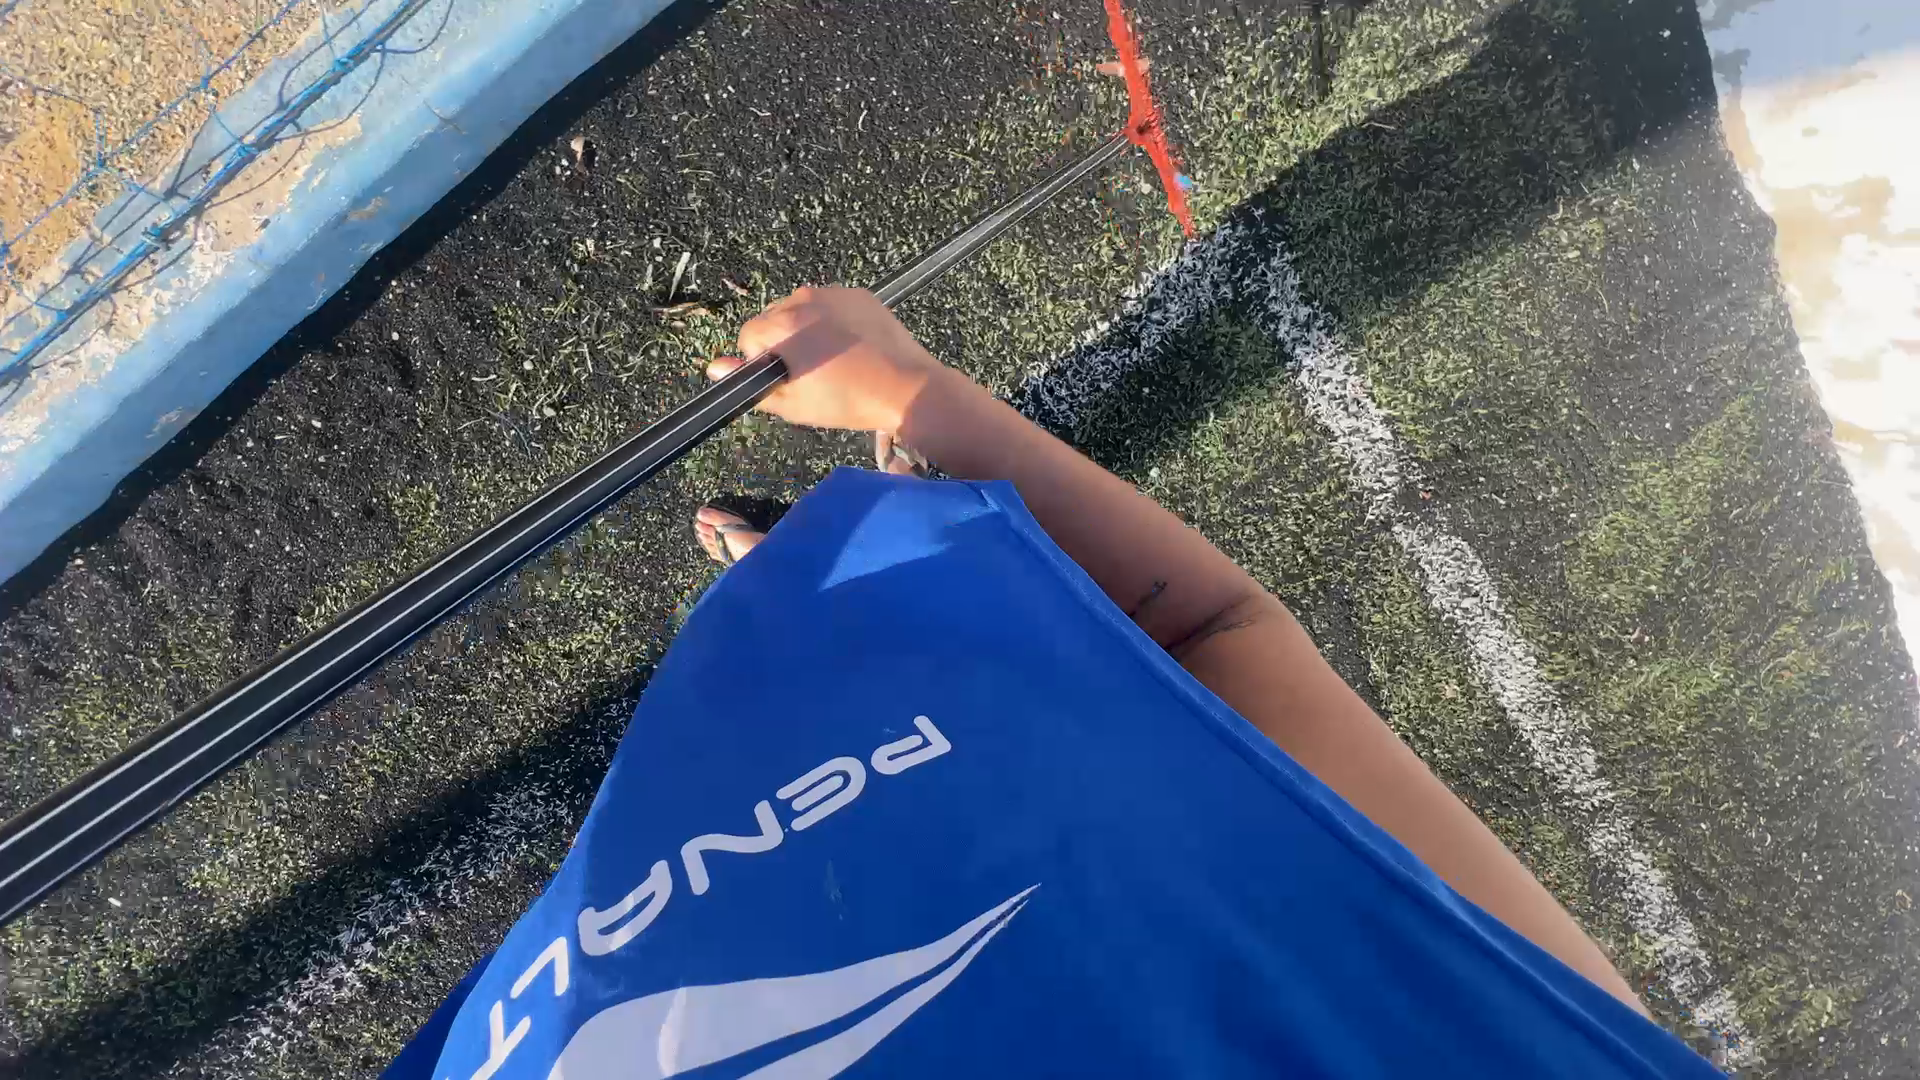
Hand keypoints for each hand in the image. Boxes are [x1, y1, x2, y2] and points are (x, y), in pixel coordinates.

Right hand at [706, 287, 947, 433]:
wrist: (907, 389)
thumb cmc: (849, 400)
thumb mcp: (794, 403)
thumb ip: (749, 384)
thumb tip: (715, 367)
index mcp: (783, 323)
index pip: (750, 336)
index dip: (762, 362)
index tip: (786, 379)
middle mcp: (805, 298)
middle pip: (775, 318)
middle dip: (784, 343)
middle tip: (812, 374)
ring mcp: (836, 293)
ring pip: (804, 311)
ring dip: (809, 331)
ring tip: (834, 363)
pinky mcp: (861, 295)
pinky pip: (834, 306)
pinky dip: (835, 323)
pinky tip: (853, 349)